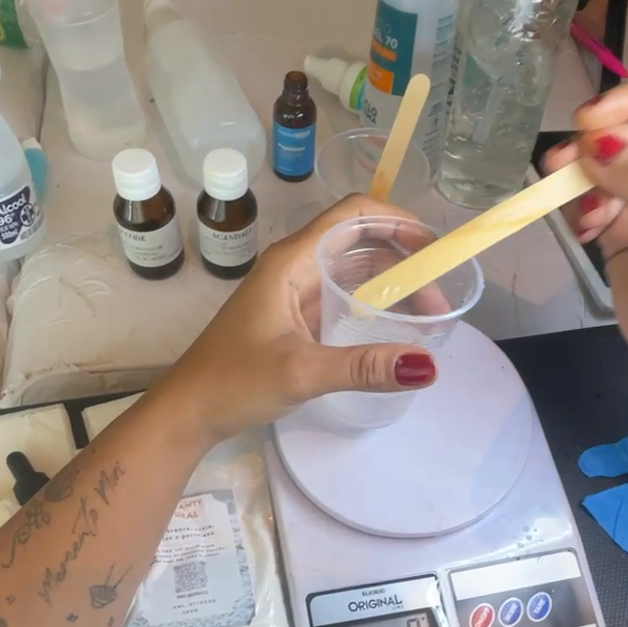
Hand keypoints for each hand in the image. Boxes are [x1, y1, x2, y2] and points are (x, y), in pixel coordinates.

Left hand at [159, 195, 439, 440]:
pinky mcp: (291, 320)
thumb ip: (363, 367)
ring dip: (389, 285)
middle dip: (403, 259)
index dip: (398, 222)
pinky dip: (371, 305)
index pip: (353, 215)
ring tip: (426, 313)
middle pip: (358, 241)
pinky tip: (391, 327)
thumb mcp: (301, 372)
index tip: (435, 251)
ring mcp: (291, 294)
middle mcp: (293, 268)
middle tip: (440, 296)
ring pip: (350, 271)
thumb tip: (427, 365)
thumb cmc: (233, 382)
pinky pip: (339, 298)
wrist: (187, 411)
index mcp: (291, 262)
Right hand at [542, 75, 627, 394]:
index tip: (586, 121)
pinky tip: (582, 229)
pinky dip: (581, 208)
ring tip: (557, 192)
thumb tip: (595, 142)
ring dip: (582, 175)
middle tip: (559, 162)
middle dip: (600, 142)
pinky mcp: (627, 229)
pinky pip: (596, 200)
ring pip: (612, 164)